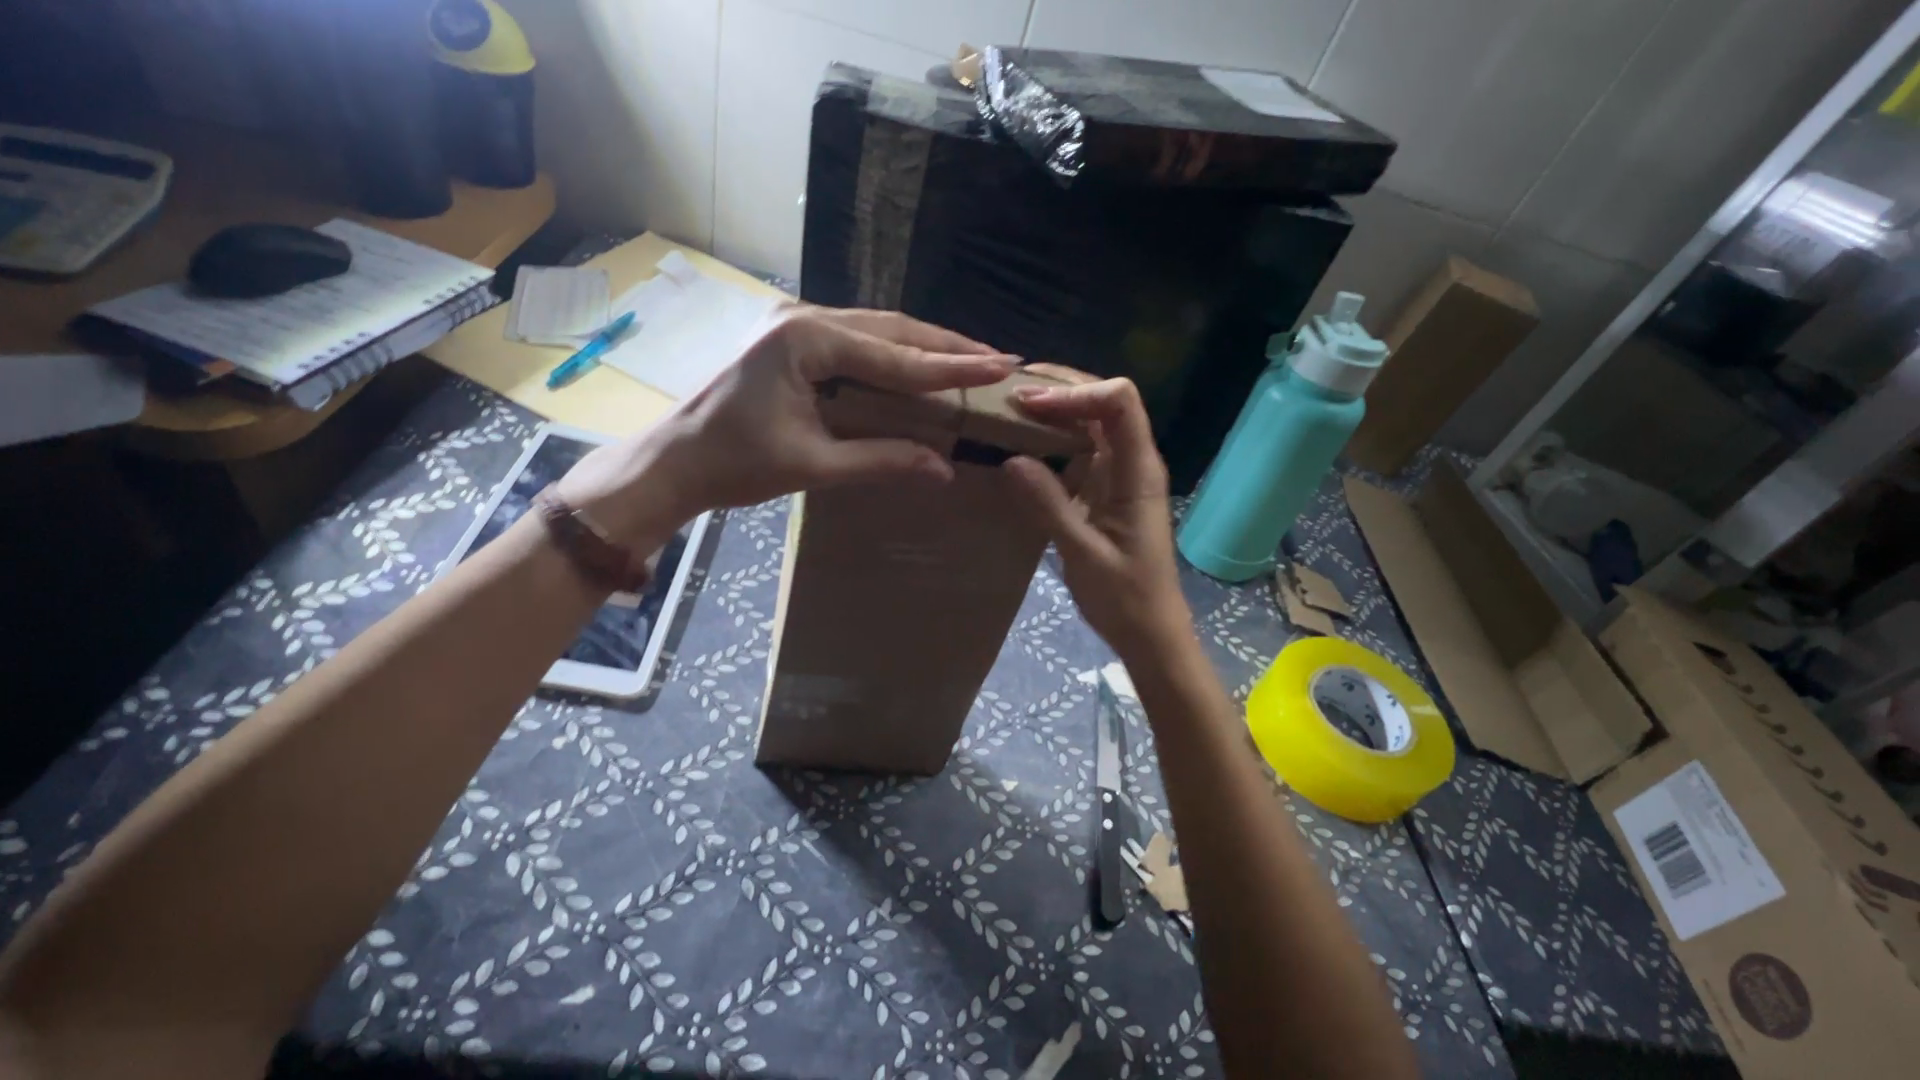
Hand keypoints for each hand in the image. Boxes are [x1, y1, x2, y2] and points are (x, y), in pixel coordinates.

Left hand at [556, 306, 1013, 545]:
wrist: (674, 462)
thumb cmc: (735, 465)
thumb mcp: (813, 465)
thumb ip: (882, 459)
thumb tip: (944, 469)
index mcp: (806, 340)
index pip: (895, 357)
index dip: (951, 367)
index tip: (1001, 365)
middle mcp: (804, 318)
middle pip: (892, 330)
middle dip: (946, 346)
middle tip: (998, 359)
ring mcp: (795, 324)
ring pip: (876, 330)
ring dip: (923, 347)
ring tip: (971, 359)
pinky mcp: (792, 340)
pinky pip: (856, 341)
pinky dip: (893, 355)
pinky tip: (920, 365)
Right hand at [999, 377, 1194, 660]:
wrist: (1150, 634)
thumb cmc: (1126, 599)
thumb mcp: (1083, 555)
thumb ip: (1049, 506)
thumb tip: (1011, 460)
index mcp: (1137, 471)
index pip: (1119, 401)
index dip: (1076, 393)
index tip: (1028, 404)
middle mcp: (1130, 463)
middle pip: (1102, 402)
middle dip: (1058, 390)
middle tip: (1005, 394)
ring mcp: (1116, 475)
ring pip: (1088, 423)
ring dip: (1050, 411)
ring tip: (1003, 409)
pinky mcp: (1101, 491)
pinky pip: (1076, 451)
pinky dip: (1048, 440)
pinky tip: (1015, 445)